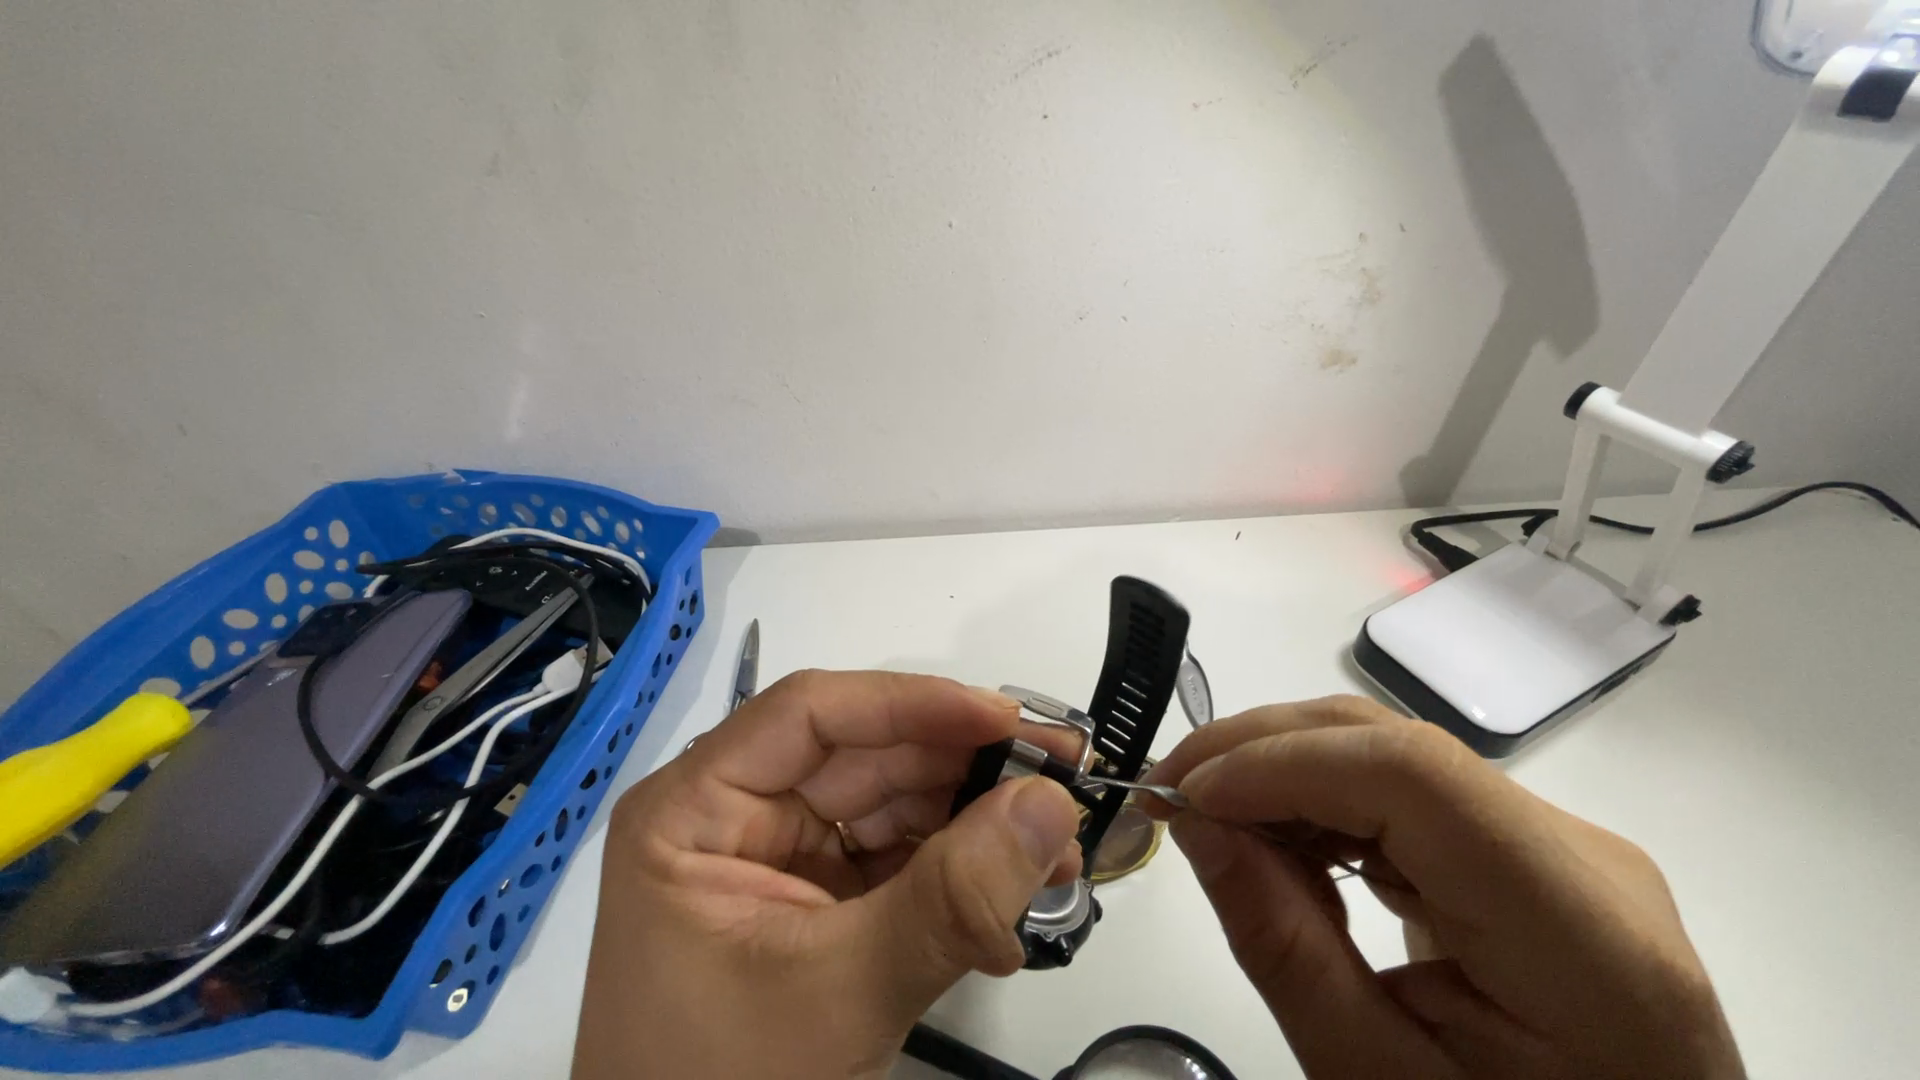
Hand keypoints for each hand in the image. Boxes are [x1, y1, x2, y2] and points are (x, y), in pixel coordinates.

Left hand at [572, 671, 1082, 1079]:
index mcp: (695, 809)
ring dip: (977, 824)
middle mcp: (737, 815)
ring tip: (1058, 846)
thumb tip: (1051, 803)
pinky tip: (1016, 893)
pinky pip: (898, 860)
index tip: (1006, 719)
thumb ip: (950, 897)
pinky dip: (959, 874)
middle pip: (865, 757)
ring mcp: (781, 859)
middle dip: (966, 768)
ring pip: (893, 805)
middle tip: (1064, 773)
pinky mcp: (820, 902)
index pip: (811, 715)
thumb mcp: (840, 991)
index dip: (913, 703)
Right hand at [1148, 696, 1743, 1079]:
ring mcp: (1554, 840)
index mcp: (1581, 933)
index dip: (1284, 765)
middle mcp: (1579, 852)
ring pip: (1387, 749)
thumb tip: (1196, 824)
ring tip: (1203, 816)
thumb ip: (1284, 949)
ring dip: (1279, 767)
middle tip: (1166, 794)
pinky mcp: (1520, 845)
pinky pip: (1399, 788)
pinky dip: (1315, 798)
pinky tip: (1270, 836)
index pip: (1414, 776)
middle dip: (1260, 750)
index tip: (1187, 802)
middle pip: (1393, 743)